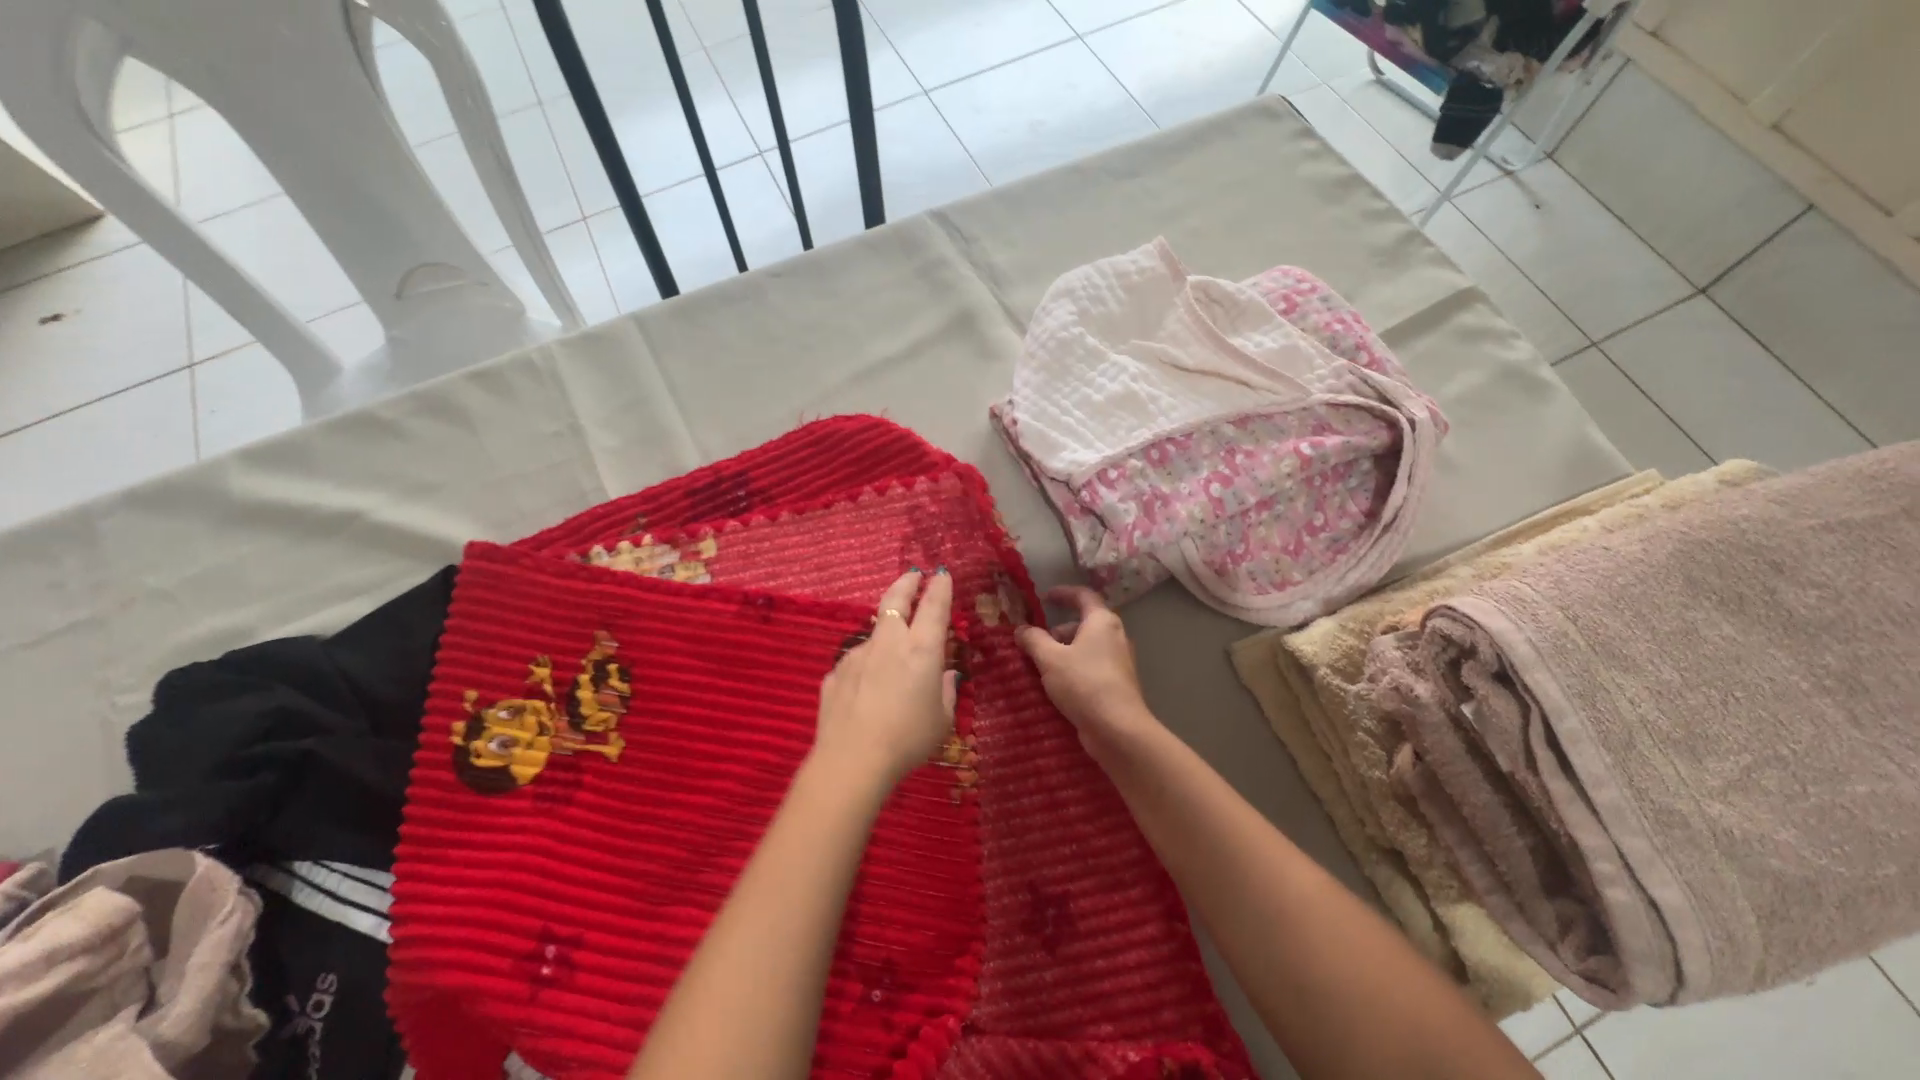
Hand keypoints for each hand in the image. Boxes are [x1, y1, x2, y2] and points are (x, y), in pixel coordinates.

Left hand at [811, 569, 958, 787]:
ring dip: (885, 634)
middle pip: (895, 600)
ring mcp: (857, 655)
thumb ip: (946, 692)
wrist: (852, 760)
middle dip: (906, 584)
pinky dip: (866, 668)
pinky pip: (856, 664)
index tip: (941, 574)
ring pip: (874, 634)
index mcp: (922, 650)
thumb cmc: (908, 740)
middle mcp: (889, 643)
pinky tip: (867, 693)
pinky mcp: (835, 673)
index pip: (934, 606)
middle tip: (913, 575)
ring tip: (892, 657)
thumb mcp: (942, 720)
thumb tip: (946, 676)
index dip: (940, 587)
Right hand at [1016, 586, 1160, 752]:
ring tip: (1042, 668)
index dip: (1063, 593)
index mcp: (1102, 622)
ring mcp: (1119, 661)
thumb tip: (1021, 629)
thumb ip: (1033, 640)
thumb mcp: (1050, 659)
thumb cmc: (1084, 684)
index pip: (1084, 596)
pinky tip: (1057, 687)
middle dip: (1059, 631)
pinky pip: (1092, 667)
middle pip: (1085, 624)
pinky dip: (1074, 669)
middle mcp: (1116, 636)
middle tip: (1037, 643)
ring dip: (1065, 652)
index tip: (1045, 597)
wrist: (1117, 728)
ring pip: (1088, 648)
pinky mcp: (1117, 684)